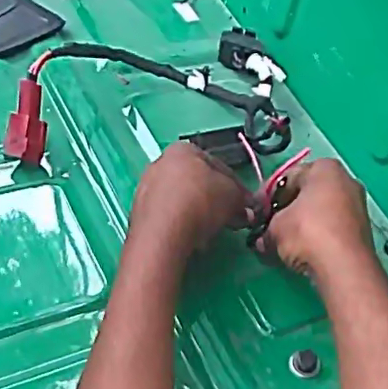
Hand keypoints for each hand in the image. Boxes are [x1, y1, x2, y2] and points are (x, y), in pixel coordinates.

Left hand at [127, 143, 250, 255]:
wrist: (162, 233)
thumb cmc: (201, 202)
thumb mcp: (233, 197)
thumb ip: (243, 199)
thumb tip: (249, 208)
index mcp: (182, 149)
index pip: (216, 164)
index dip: (235, 185)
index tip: (245, 203)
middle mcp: (159, 164)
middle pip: (195, 183)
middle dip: (214, 200)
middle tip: (230, 218)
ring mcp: (145, 190)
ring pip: (181, 202)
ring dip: (197, 215)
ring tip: (210, 232)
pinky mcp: (138, 216)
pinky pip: (168, 218)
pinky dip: (181, 226)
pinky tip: (191, 239)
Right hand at [258, 158, 371, 277]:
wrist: (344, 265)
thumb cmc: (306, 232)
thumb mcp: (275, 228)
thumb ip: (266, 229)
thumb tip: (263, 239)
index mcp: (325, 168)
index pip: (288, 177)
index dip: (268, 195)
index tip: (257, 212)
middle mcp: (346, 180)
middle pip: (307, 194)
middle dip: (286, 211)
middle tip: (269, 228)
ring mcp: (357, 205)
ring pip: (320, 213)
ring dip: (301, 226)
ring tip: (283, 245)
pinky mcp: (361, 230)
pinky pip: (331, 229)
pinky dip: (316, 237)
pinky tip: (302, 253)